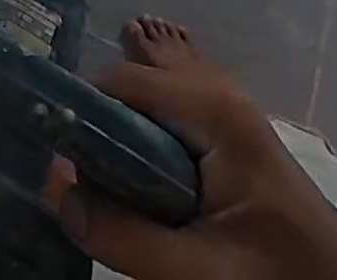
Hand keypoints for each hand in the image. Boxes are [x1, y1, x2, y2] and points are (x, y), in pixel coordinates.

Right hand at [42, 21, 336, 279]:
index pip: (123, 82)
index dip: (85, 111)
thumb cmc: (279, 275)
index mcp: (211, 112)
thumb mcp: (205, 275)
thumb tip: (57, 192)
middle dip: (98, 112)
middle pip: (131, 77)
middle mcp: (213, 89)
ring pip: (145, 79)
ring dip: (116, 109)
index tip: (61, 154)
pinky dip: (138, 107)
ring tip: (99, 154)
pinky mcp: (218, 116)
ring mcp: (219, 98)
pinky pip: (163, 93)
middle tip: (79, 162)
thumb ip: (126, 239)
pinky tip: (127, 135)